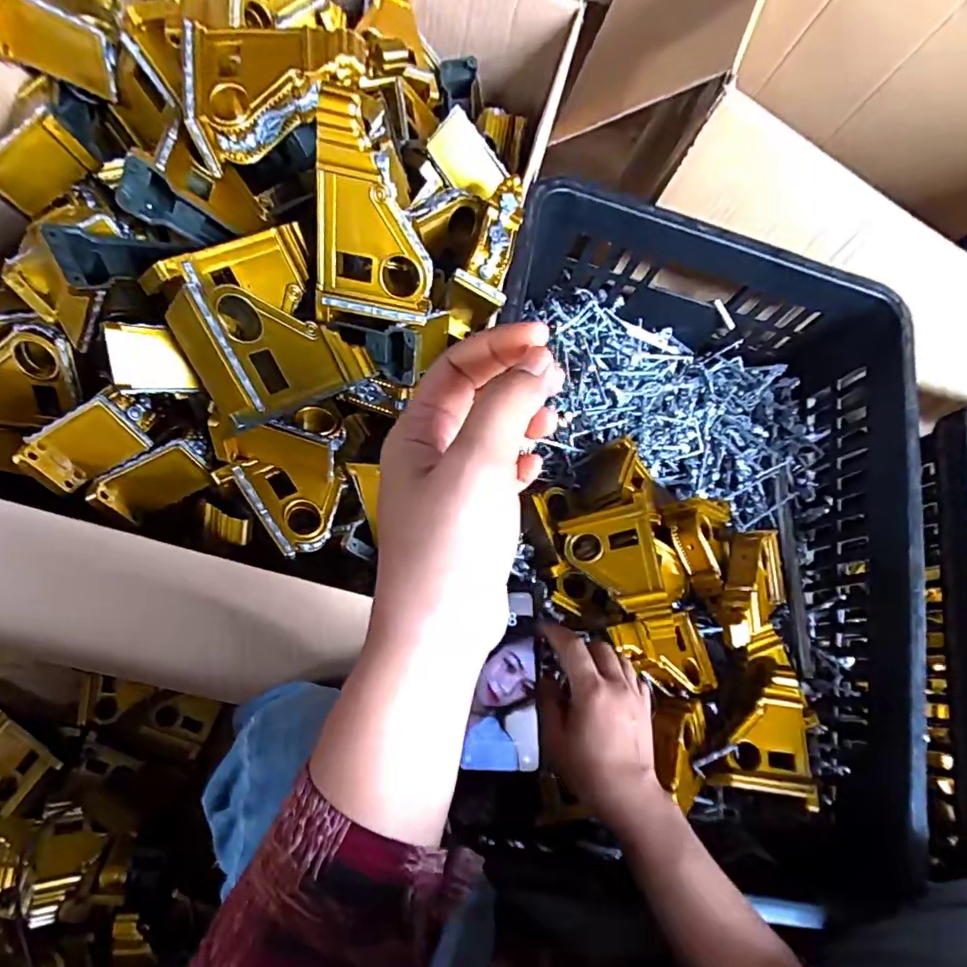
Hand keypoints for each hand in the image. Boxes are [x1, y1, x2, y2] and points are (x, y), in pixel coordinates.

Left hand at [373, 322, 561, 661]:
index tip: (538, 338)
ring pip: (488, 433)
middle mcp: (428, 458)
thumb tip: (533, 367)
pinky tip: (531, 463)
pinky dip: (517, 458)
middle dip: (512, 378)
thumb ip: (506, 408)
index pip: (456, 369)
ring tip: (548, 413)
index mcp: (416, 436)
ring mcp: (450, 487)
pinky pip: (496, 471)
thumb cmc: (442, 557)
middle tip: (550, 371)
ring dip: (519, 416)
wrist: (441, 628)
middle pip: (473, 397)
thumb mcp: (478, 465)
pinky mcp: (471, 516)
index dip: (498, 346)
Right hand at [538, 622, 667, 826]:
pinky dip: (618, 672)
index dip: (555, 633)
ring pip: (619, 657)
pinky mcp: (645, 705)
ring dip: (600, 656)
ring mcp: (634, 693)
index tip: (544, 629)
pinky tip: (609, 685)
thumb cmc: (586, 769)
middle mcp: (616, 684)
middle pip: (598, 646)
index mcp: (590, 689)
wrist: (627, 792)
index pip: (572, 647)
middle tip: (562, 656)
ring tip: (586, 670)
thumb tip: (546, 680)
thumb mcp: (554, 738)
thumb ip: (548, 703)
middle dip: (578, 645)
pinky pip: (632, 675)